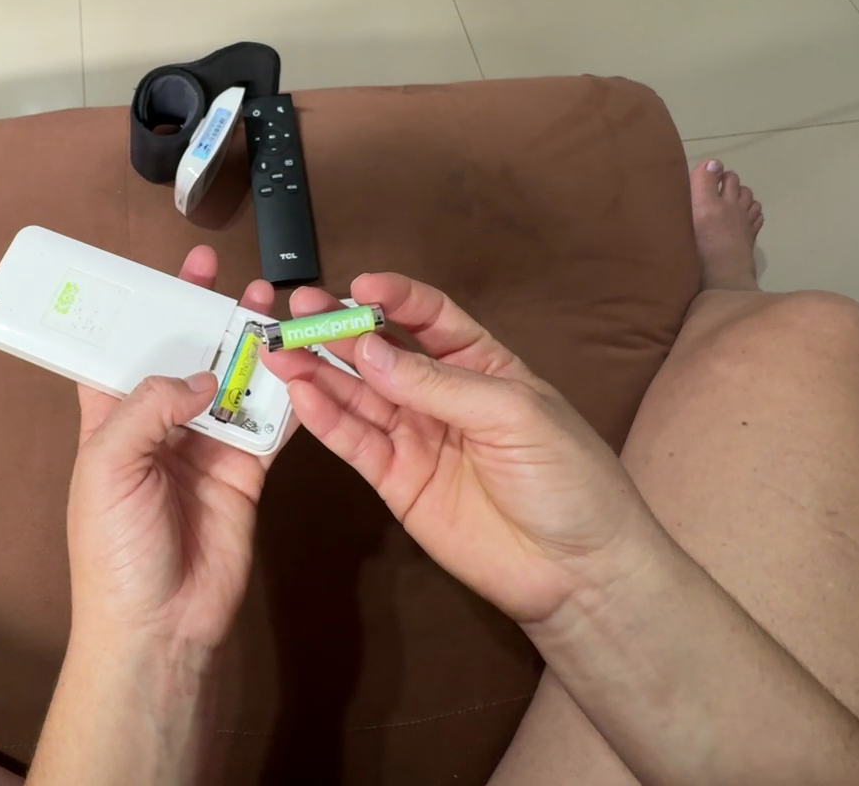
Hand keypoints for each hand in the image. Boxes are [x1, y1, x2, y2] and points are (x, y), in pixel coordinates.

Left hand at [68, 246, 275, 652]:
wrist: (162, 625)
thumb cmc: (114, 549)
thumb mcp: (108, 465)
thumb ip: (148, 406)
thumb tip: (201, 375)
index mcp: (112, 417)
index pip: (124, 350)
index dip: (143, 312)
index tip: (165, 276)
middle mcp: (159, 424)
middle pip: (186, 356)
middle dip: (204, 317)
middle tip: (226, 279)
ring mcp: (204, 444)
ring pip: (232, 381)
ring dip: (249, 347)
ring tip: (267, 307)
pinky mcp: (244, 468)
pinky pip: (267, 422)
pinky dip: (284, 394)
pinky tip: (298, 361)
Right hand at [260, 273, 653, 625]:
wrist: (578, 573)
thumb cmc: (568, 478)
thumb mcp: (513, 414)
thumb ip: (437, 383)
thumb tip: (369, 349)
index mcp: (479, 364)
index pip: (429, 317)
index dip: (394, 297)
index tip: (359, 286)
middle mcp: (438, 393)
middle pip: (380, 351)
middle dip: (340, 327)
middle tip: (301, 308)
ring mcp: (412, 435)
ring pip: (356, 394)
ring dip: (318, 370)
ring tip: (281, 348)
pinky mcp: (393, 478)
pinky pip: (352, 441)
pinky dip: (324, 418)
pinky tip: (300, 393)